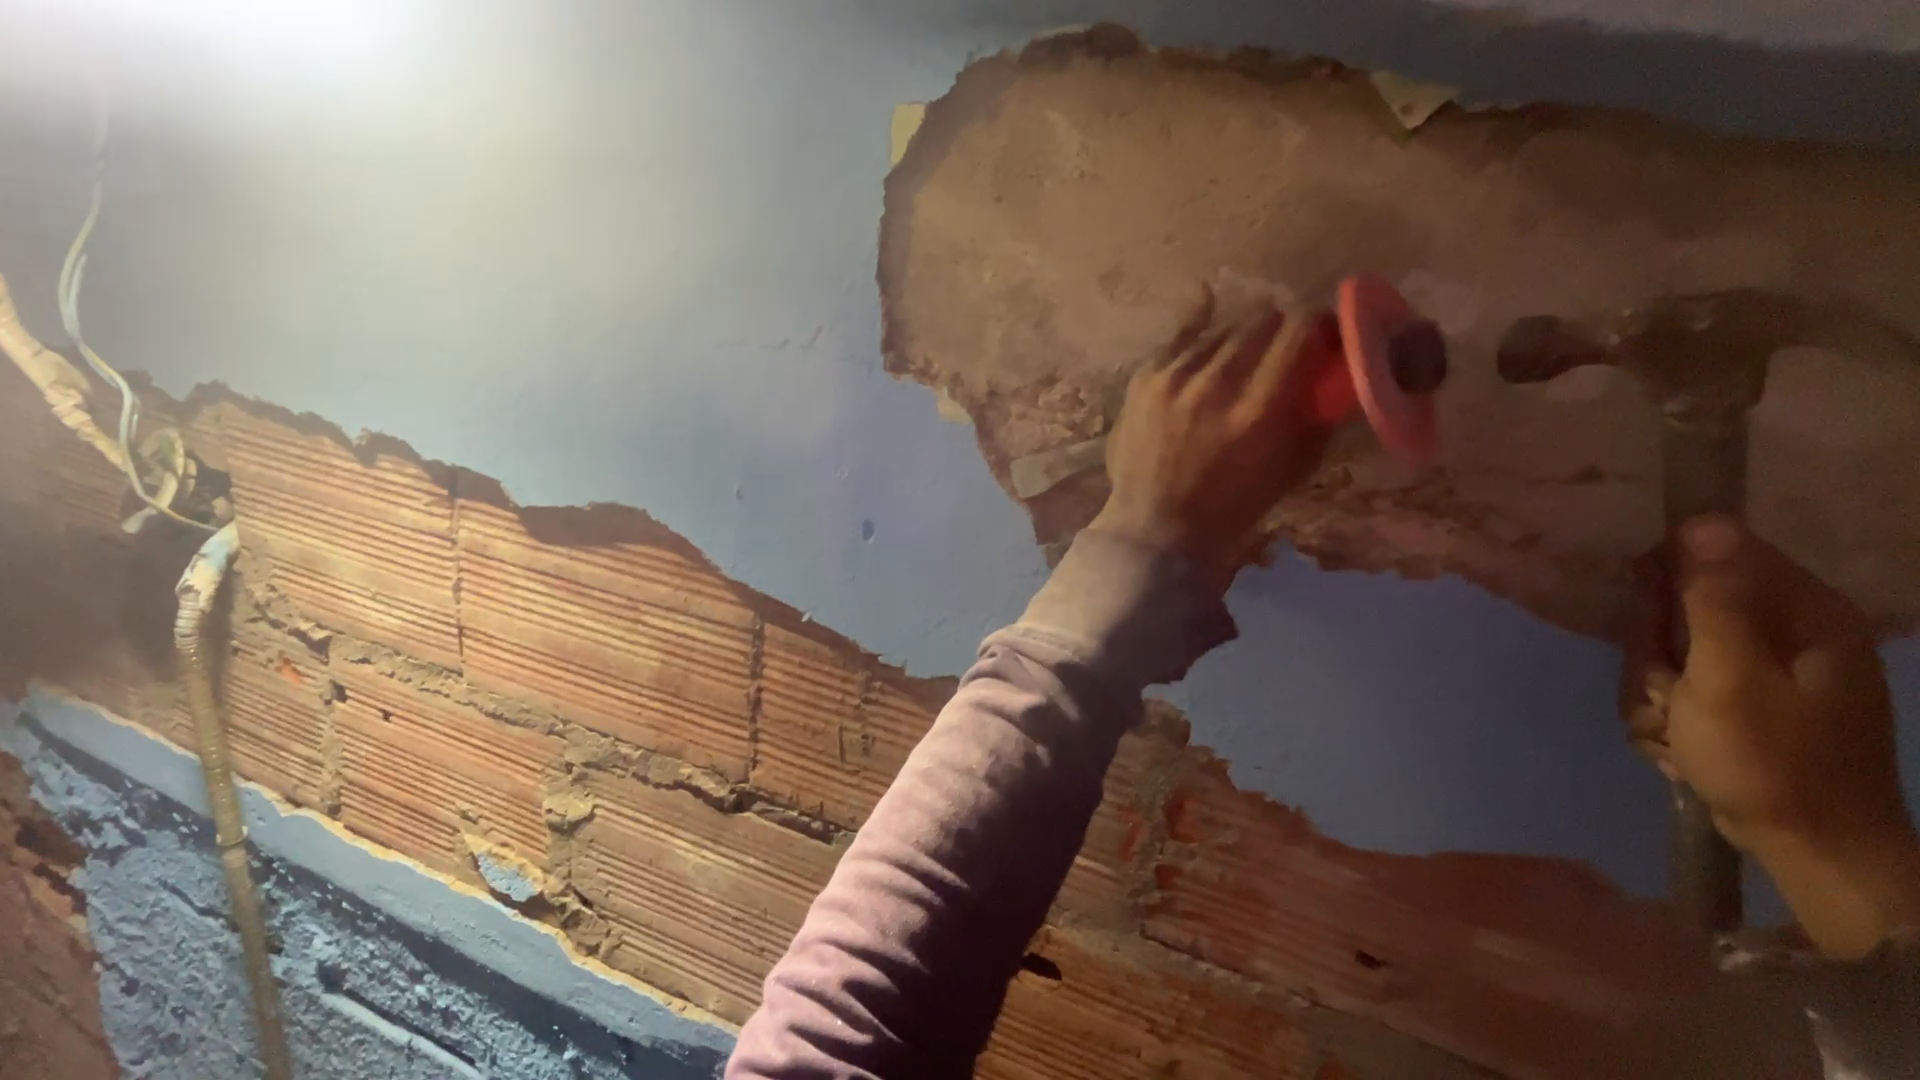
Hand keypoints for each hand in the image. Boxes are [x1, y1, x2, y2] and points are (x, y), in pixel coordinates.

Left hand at [1090, 305, 1330, 590]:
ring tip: (1241, 361)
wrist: (1154, 527)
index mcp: (1257, 410)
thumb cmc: (1230, 507)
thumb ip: (1316, 416)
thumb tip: (1334, 373)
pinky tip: (1205, 344)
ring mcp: (1173, 378)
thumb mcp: (1291, 469)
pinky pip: (1180, 342)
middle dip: (1278, 330)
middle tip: (1283, 348)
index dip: (1318, 325)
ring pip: (1220, 331)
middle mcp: (1215, 383)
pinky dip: (1200, 345)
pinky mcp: (1143, 379)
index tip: (1324, 333)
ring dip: (1238, 341)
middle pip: (1259, 322)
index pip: (1298, 332)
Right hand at [1621, 516, 1919, 955]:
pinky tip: (1678, 744)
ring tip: (1671, 726)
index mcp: (1805, 615)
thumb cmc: (1771, 761)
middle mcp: (1791, 633)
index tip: (1646, 616)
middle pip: (1685, 605)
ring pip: (1672, 650)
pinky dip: (1666, 714)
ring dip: (1653, 690)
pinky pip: (1680, 686)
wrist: (1815, 850)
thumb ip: (1712, 599)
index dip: (1668, 576)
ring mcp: (1767, 672)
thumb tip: (1703, 522)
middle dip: (1657, 650)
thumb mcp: (1729, 678)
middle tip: (1665, 689)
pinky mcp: (1746, 703)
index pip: (1719, 551)